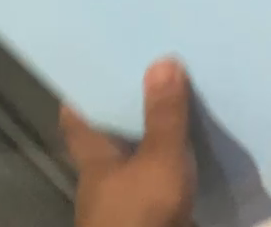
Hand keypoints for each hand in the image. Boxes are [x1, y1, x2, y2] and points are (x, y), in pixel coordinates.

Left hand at [62, 58, 195, 226]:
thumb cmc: (141, 209)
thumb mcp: (159, 156)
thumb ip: (164, 114)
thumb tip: (160, 60)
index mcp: (95, 162)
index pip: (79, 125)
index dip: (81, 98)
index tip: (90, 71)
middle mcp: (104, 176)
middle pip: (108, 137)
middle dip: (125, 108)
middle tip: (149, 72)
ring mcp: (124, 195)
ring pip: (135, 152)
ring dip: (151, 129)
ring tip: (178, 99)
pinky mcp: (149, 207)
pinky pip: (157, 169)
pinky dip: (170, 152)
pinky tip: (191, 142)